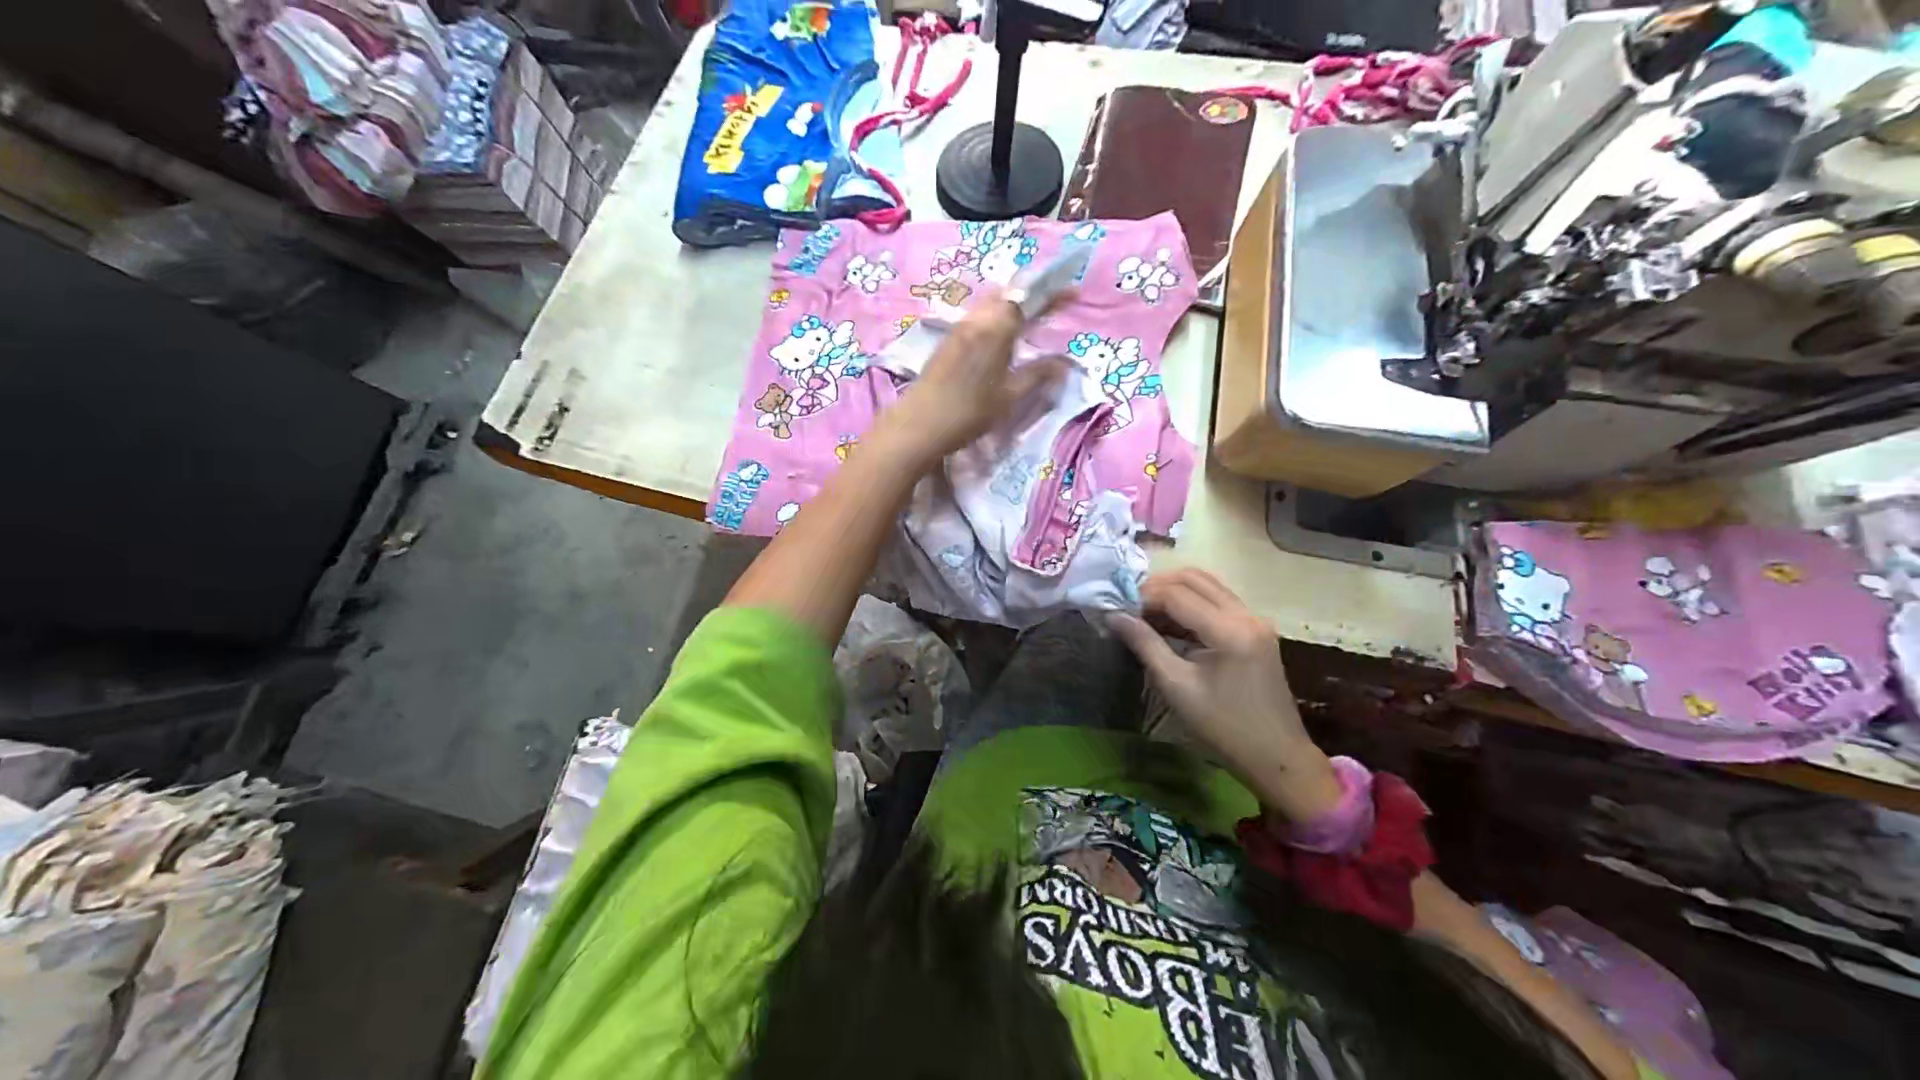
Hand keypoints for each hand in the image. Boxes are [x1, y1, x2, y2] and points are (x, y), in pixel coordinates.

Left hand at [877, 290, 1067, 463]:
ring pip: (989, 304)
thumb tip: (1063, 363)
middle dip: (1031, 294)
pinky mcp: (946, 340)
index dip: (1052, 293)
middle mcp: (976, 320)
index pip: (1028, 299)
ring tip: (1028, 317)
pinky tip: (999, 334)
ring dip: (1011, 304)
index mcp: (996, 328)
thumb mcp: (1010, 397)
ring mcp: (958, 328)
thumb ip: (1038, 375)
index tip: (1072, 292)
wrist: (919, 424)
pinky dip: (994, 316)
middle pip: (1006, 294)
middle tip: (1051, 304)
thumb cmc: (969, 412)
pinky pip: (976, 317)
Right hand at [1108, 568, 1343, 822]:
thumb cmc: (1223, 726)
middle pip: (1194, 579)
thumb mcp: (1176, 686)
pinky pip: (1218, 601)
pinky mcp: (1256, 629)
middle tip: (1130, 606)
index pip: (1176, 594)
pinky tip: (1170, 622)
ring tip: (1145, 612)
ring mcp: (1255, 620)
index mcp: (1229, 630)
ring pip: (1208, 585)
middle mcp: (1246, 615)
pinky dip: (1192, 603)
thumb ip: (1145, 645)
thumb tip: (1114, 616)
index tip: (1117, 610)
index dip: (1143, 596)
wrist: (1276, 755)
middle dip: (1158, 586)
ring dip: (1175, 591)